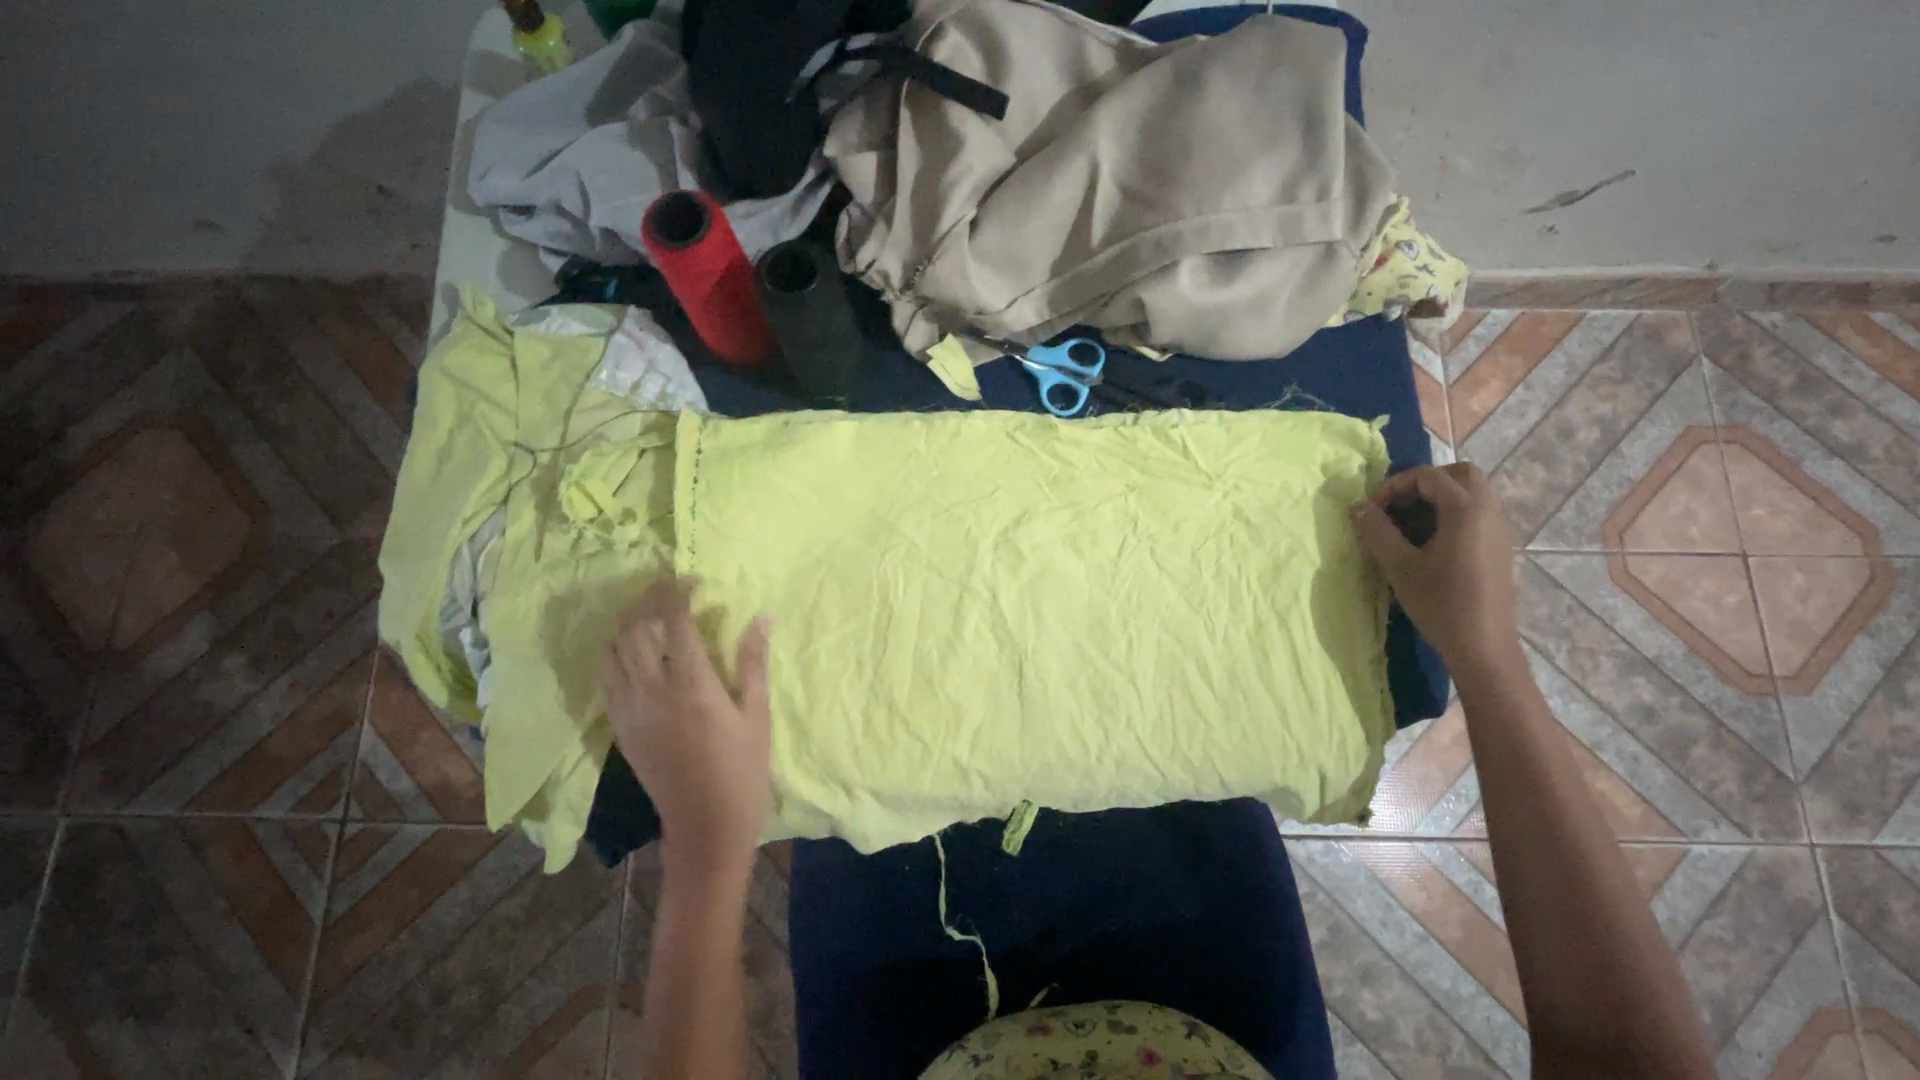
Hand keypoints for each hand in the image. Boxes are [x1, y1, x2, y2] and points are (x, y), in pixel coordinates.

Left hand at [604, 575, 771, 879]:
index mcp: (692, 685)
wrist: (706, 827)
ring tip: (648, 612)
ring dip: (628, 622)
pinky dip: (615, 653)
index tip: (694, 580)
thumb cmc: (743, 771)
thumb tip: (761, 617)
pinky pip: (606, 677)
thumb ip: (754, 662)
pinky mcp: (620, 727)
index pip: (674, 621)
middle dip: (649, 599)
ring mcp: (630, 710)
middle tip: (669, 588)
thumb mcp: (757, 715)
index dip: (680, 592)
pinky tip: (632, 650)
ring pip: (614, 649)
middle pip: (636, 627)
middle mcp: (653, 691)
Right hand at [1350, 463, 1521, 674]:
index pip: (1428, 476)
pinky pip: (1477, 515)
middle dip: (1424, 483)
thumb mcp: (1399, 565)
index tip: (1371, 511)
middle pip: (1460, 475)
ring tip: (1408, 528)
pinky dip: (1452, 516)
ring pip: (1471, 495)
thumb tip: (1358, 505)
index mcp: (1466, 509)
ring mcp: (1500, 530)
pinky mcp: (1501, 548)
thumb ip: (1376, 530)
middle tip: (1396, 507)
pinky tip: (1430, 547)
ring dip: (1438, 500)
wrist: (1483, 647)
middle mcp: (1489, 511)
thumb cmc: (1440, 603)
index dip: (1393, 486)